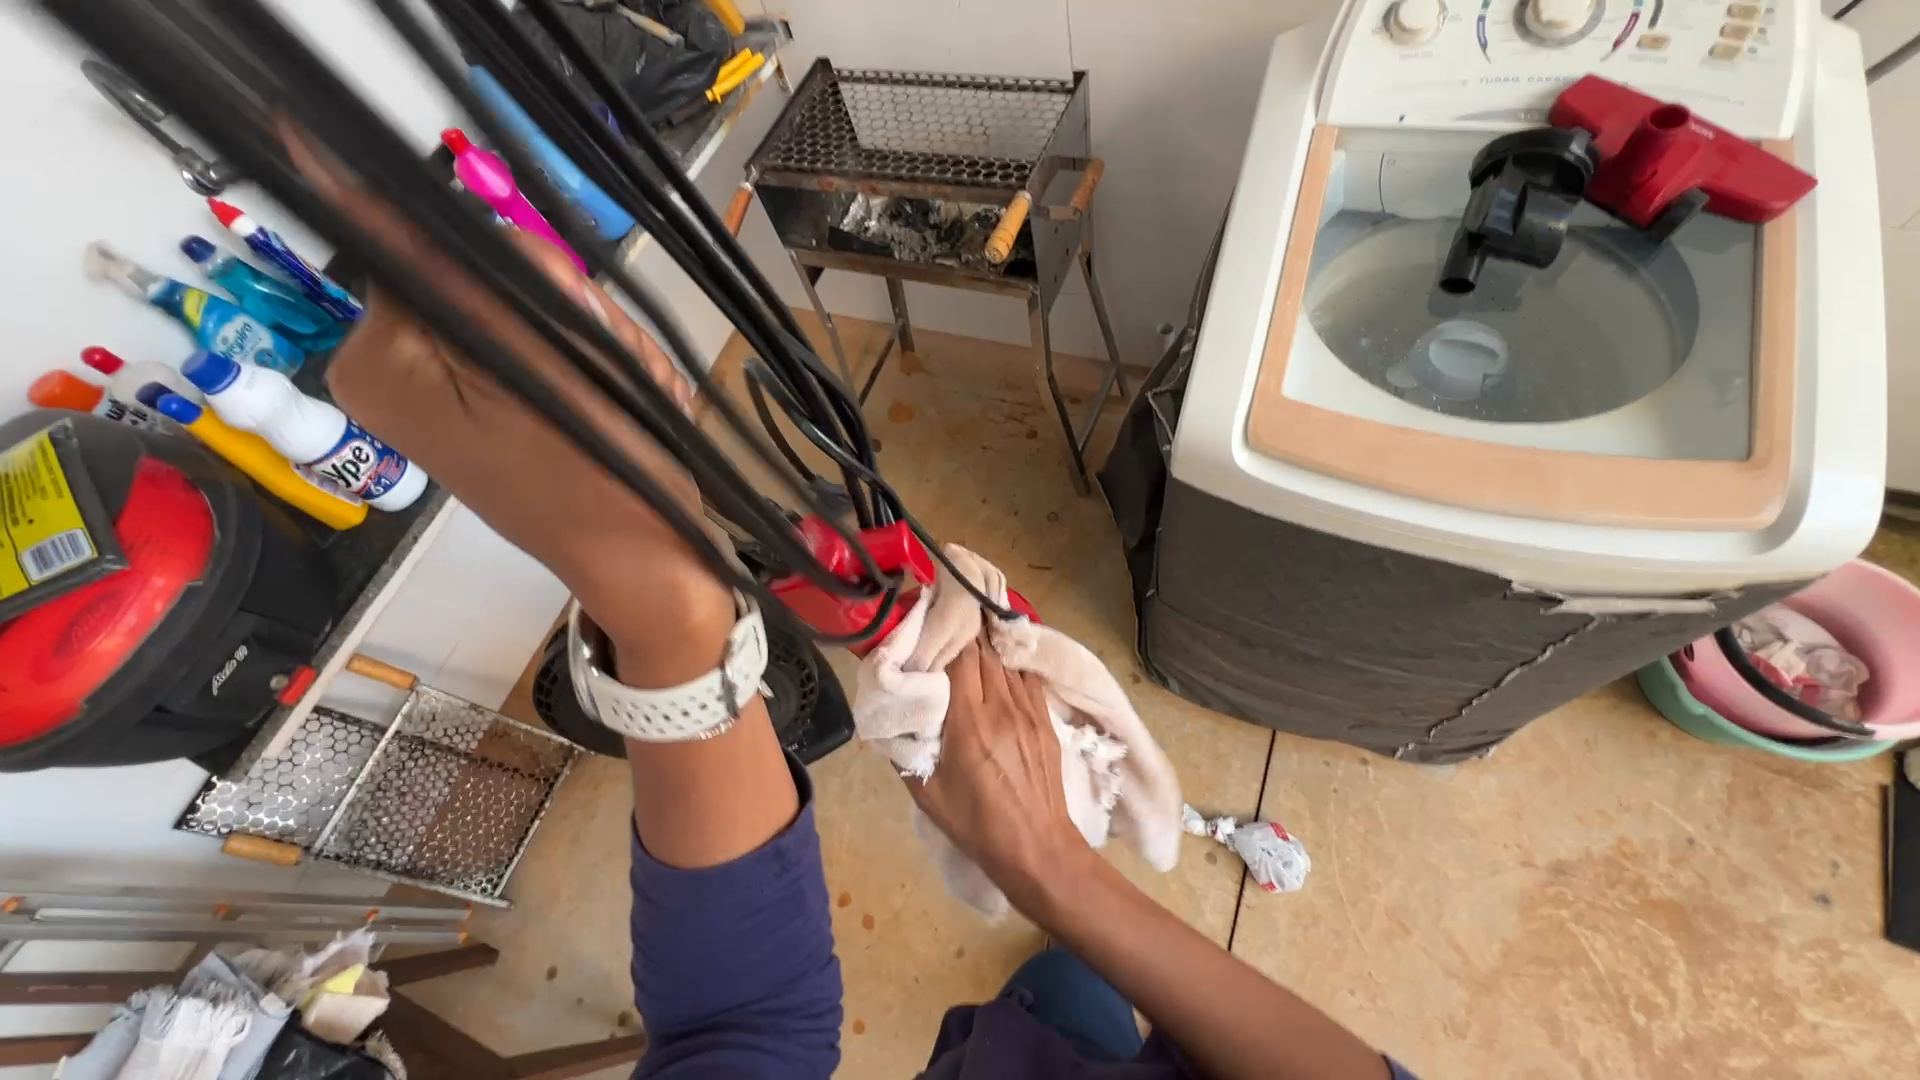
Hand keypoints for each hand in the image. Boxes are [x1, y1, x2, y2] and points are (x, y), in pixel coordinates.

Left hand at [288, 124, 733, 672]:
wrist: (648, 560)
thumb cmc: (596, 477)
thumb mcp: (534, 370)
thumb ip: (461, 278)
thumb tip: (345, 166)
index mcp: (384, 362)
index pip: (429, 246)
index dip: (522, 271)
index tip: (580, 321)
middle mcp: (410, 369)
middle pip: (495, 278)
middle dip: (577, 317)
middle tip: (623, 373)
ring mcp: (466, 388)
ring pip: (541, 309)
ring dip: (608, 346)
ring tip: (640, 400)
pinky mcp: (511, 402)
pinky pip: (559, 347)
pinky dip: (609, 368)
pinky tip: (637, 406)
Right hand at [906, 636, 1092, 910]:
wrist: (1036, 847)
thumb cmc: (976, 824)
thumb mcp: (927, 794)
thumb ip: (906, 751)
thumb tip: (892, 720)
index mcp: (969, 723)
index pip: (959, 659)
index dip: (945, 636)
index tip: (930, 625)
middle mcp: (1000, 708)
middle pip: (983, 652)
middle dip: (965, 633)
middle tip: (947, 621)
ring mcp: (1028, 711)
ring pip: (1006, 661)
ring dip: (988, 645)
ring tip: (972, 631)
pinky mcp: (1045, 720)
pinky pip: (1027, 677)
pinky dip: (1011, 663)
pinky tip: (1002, 659)